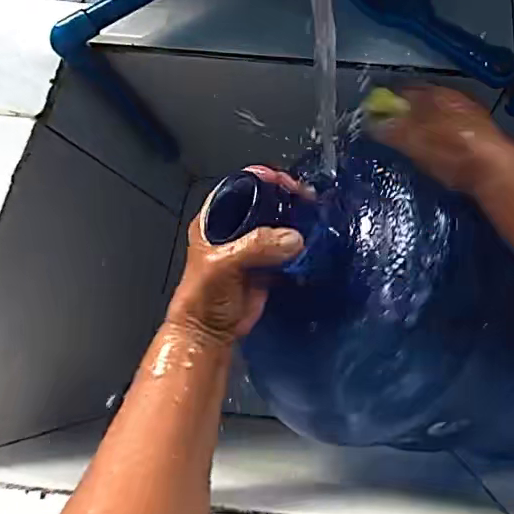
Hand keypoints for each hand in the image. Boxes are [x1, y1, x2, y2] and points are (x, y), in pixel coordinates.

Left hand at [168, 166, 305, 345]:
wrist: (210, 334)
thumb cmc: (201, 299)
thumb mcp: (223, 265)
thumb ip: (255, 247)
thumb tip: (291, 238)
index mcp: (213, 219)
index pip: (239, 187)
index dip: (260, 178)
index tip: (281, 181)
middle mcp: (232, 228)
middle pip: (263, 201)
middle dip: (284, 196)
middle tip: (303, 196)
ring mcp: (251, 246)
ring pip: (277, 223)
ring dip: (295, 219)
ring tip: (312, 215)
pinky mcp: (266, 264)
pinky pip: (288, 247)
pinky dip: (301, 243)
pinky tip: (311, 239)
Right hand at [367, 84, 513, 193]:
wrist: (497, 173)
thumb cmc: (451, 153)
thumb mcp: (413, 142)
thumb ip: (391, 130)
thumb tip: (372, 122)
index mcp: (437, 93)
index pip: (404, 89)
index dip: (387, 101)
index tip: (375, 115)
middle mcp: (455, 98)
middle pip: (423, 102)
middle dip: (406, 114)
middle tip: (391, 131)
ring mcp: (472, 115)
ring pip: (440, 115)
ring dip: (425, 125)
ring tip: (412, 144)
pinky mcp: (482, 136)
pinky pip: (452, 130)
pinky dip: (441, 137)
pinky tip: (437, 152)